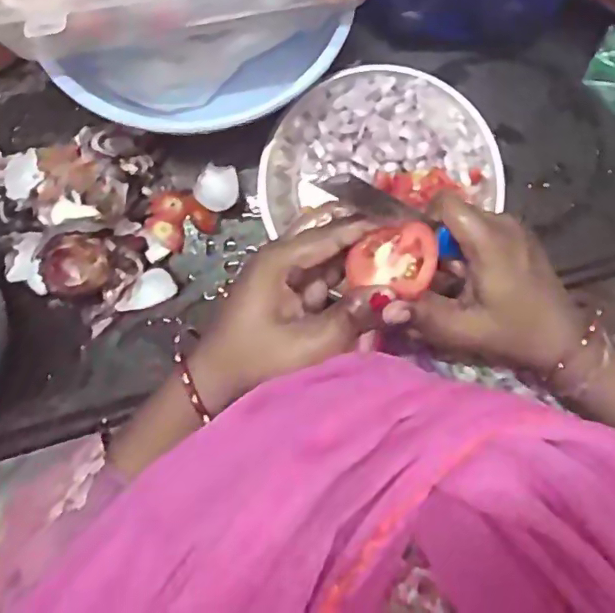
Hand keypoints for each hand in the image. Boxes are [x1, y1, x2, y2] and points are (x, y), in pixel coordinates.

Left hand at [190, 214, 390, 411]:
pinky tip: (373, 272)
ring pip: (328, 250)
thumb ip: (354, 317)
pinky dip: (347, 270)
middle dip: (362, 229)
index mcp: (280, 259)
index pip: (332, 232)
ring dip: (357, 250)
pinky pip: (324, 271)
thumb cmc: (257, 364)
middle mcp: (282, 256)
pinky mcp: (289, 292)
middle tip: (400, 229)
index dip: (368, 227)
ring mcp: (284, 273)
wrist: (211, 392)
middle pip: (328, 230)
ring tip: (394, 246)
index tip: (403, 223)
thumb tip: (394, 296)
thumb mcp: (310, 344)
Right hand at [407, 193, 585, 372]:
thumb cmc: (515, 333)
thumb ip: (422, 313)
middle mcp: (503, 222)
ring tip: (453, 283)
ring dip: (453, 248)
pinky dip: (471, 250)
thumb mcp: (464, 330)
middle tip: (429, 275)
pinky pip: (485, 231)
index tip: (415, 251)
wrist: (565, 341)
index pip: (445, 202)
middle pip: (455, 215)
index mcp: (489, 236)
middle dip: (436, 241)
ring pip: (468, 224)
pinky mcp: (521, 238)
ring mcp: (515, 228)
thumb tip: (383, 305)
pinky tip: (474, 281)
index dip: (423, 220)